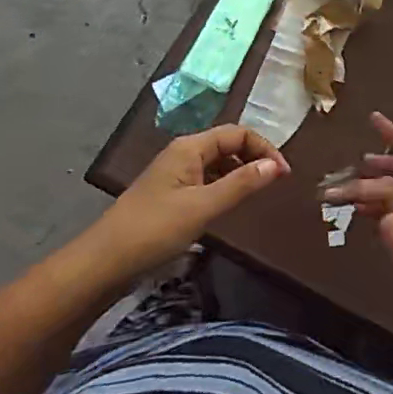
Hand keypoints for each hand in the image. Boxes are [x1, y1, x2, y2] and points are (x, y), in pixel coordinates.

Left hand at [89, 125, 289, 276]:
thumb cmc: (156, 229)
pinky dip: (224, 187)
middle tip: (277, 184)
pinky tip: (231, 206)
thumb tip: (276, 164)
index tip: (285, 174)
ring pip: (217, 164)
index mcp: (190, 147)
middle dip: (254, 158)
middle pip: (227, 144)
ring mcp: (175, 174)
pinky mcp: (171, 194)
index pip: (236, 133)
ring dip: (240, 173)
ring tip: (260, 195)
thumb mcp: (203, 206)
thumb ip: (241, 184)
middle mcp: (183, 153)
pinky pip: (206, 181)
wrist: (107, 260)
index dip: (263, 148)